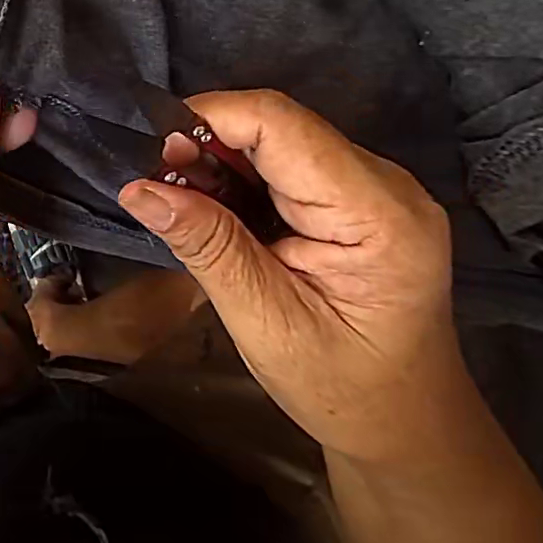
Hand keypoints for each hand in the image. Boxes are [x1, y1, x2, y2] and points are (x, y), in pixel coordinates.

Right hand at [117, 90, 470, 465]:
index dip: (208, 119)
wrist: (405, 424)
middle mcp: (380, 182)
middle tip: (160, 187)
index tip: (156, 156)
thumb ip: (206, 246)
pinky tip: (213, 208)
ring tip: (183, 202)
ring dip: (215, 159)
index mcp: (375, 213)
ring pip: (271, 136)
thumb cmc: (343, 388)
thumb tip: (136, 188)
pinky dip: (233, 174)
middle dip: (205, 143)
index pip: (279, 123)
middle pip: (275, 123)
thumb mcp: (264, 323)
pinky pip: (279, 158)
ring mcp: (368, 184)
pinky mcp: (349, 193)